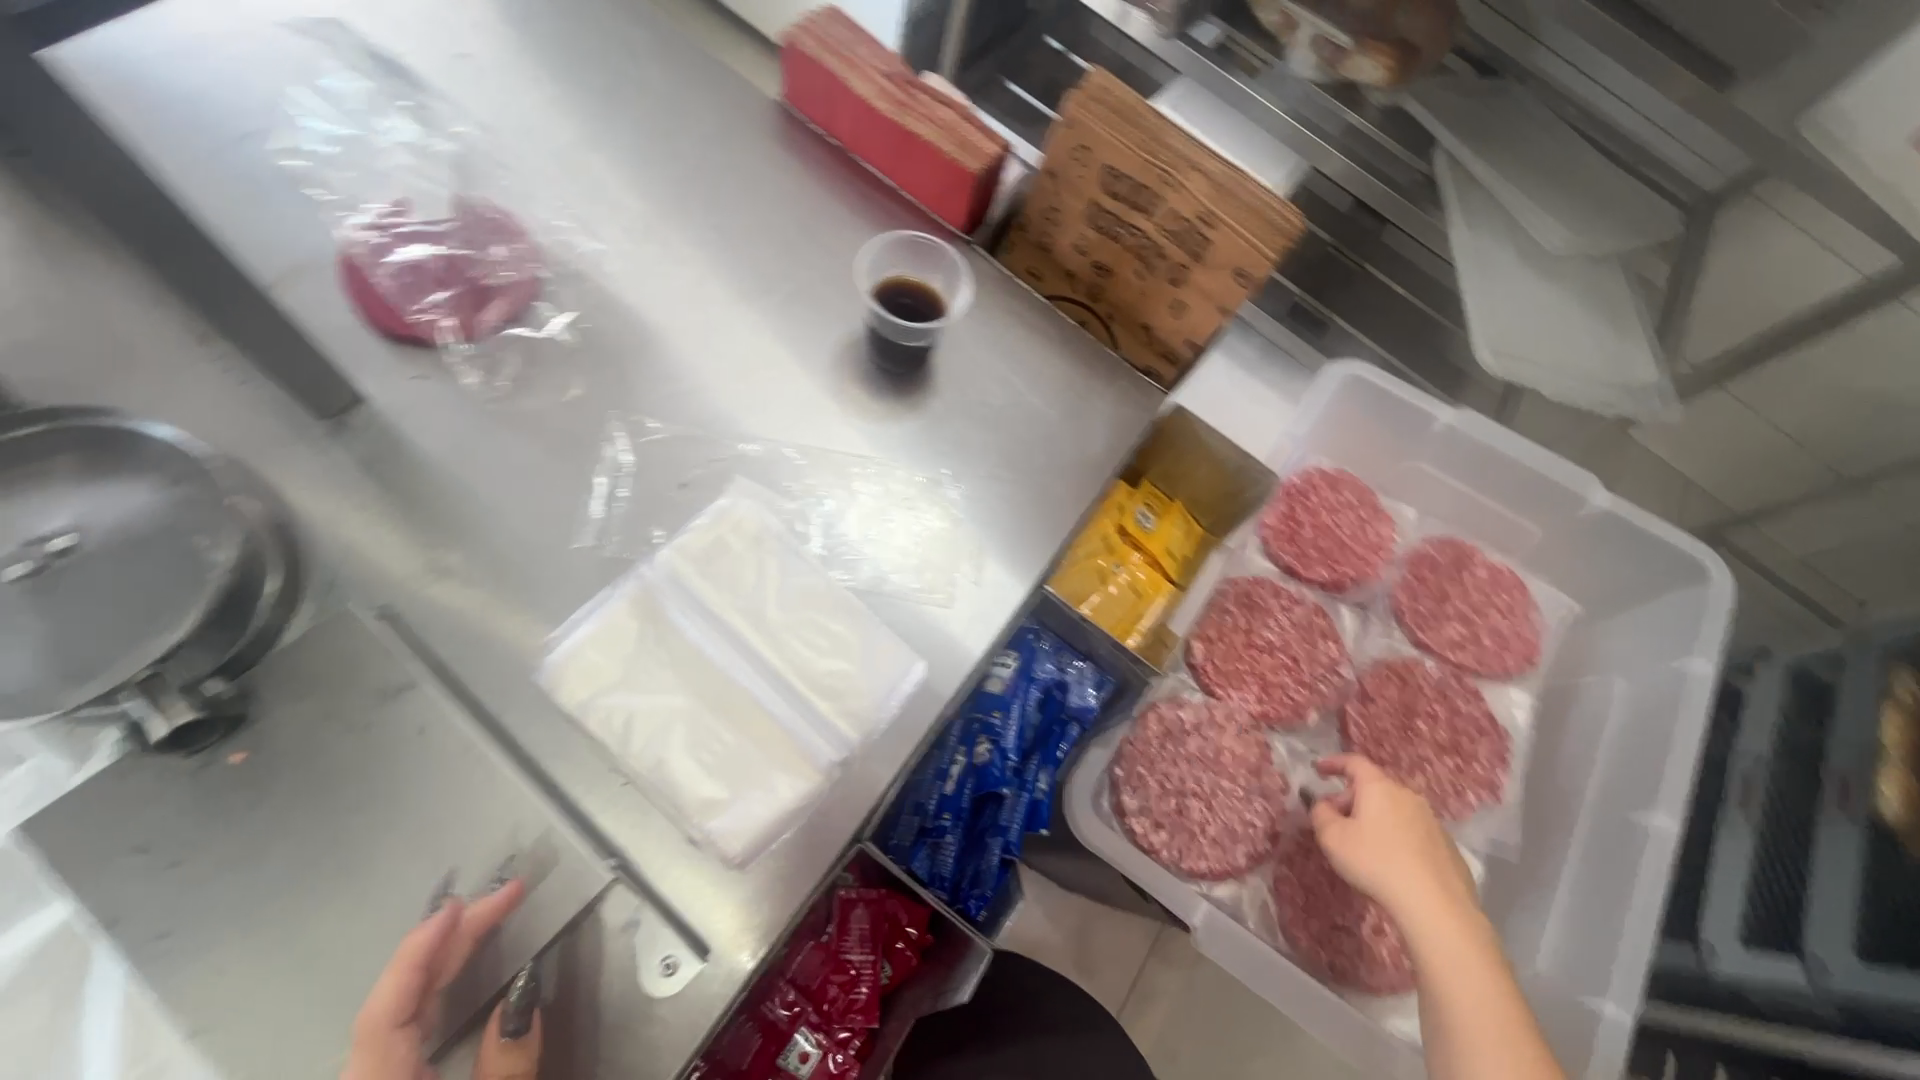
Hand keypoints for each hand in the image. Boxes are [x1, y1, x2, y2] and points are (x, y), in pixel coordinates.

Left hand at [343, 879, 542, 1079]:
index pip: (387, 1012)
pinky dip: (436, 986)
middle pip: (401, 998)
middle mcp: (366, 1076)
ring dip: (448, 957)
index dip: (418, 955)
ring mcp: (375, 1078)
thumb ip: (506, 1070)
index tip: (456, 907)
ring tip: (491, 915)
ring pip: (403, 1009)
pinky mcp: (391, 1079)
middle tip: (507, 896)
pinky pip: (406, 1024)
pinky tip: (458, 965)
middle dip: (454, 941)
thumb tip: (522, 1000)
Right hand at [1309, 754, 1476, 923]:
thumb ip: (1321, 814)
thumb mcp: (1332, 838)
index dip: (1333, 763)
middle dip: (1350, 798)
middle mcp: (1407, 796)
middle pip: (1374, 787)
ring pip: (1394, 808)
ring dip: (1374, 817)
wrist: (1434, 903)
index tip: (1317, 769)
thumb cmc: (1375, 862)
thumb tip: (1324, 805)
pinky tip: (1391, 861)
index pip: (1355, 762)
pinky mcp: (1446, 844)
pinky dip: (1395, 835)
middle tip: (1334, 819)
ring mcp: (1431, 819)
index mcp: (1379, 788)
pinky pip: (1412, 829)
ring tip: (1362, 843)